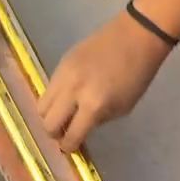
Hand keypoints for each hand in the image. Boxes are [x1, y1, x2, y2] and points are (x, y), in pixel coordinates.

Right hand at [37, 11, 172, 152]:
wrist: (138, 33)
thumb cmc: (137, 74)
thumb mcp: (123, 107)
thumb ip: (97, 120)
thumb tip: (78, 129)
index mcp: (93, 105)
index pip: (71, 136)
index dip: (69, 146)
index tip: (70, 147)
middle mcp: (73, 91)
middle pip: (48, 124)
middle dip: (55, 133)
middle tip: (63, 131)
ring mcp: (64, 75)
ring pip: (41, 107)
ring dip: (50, 115)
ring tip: (62, 113)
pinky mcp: (61, 62)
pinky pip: (48, 89)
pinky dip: (54, 98)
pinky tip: (66, 95)